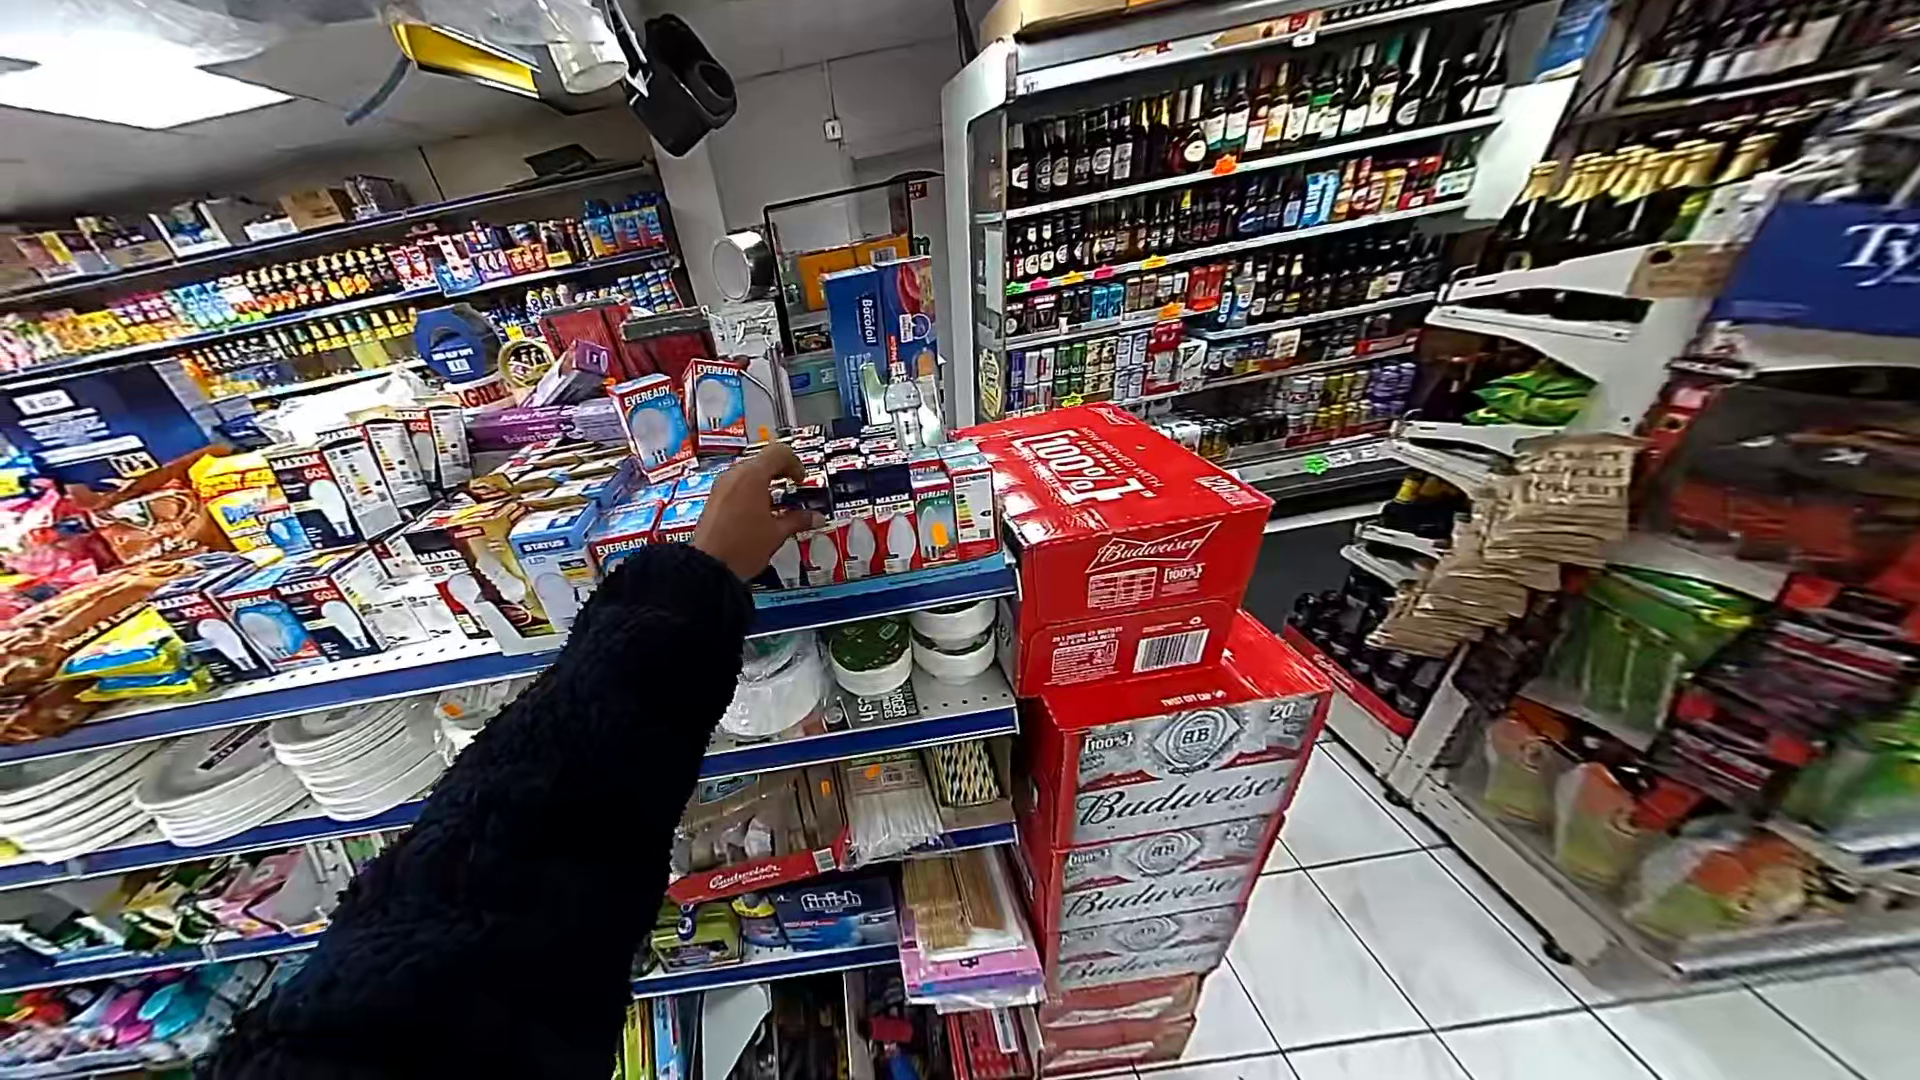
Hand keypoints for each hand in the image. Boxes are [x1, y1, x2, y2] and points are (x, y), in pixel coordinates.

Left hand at [691, 442, 822, 579]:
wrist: (708, 567)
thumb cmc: (743, 546)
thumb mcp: (777, 533)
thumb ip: (798, 520)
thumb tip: (816, 517)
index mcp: (752, 476)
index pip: (779, 453)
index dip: (795, 463)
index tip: (801, 480)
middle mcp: (734, 475)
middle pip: (763, 460)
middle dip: (781, 472)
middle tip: (793, 488)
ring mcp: (721, 486)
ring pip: (748, 472)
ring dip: (766, 482)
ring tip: (778, 502)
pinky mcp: (714, 499)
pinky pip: (737, 485)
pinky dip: (752, 491)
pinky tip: (760, 512)